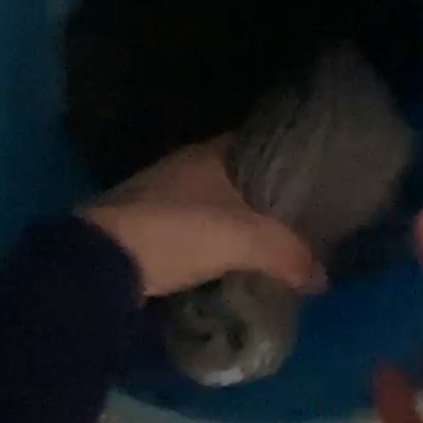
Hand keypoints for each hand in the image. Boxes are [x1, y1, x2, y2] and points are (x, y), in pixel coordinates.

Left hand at [80, 137, 325, 298]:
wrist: (100, 264)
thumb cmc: (176, 234)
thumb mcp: (242, 241)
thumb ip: (286, 253)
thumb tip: (322, 278)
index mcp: (208, 155)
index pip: (257, 144)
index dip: (285, 160)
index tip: (312, 181)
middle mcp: (182, 167)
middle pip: (236, 177)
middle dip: (264, 198)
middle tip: (298, 219)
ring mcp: (159, 197)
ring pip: (213, 204)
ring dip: (236, 222)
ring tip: (270, 243)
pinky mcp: (144, 228)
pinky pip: (193, 230)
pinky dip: (213, 242)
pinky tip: (229, 260)